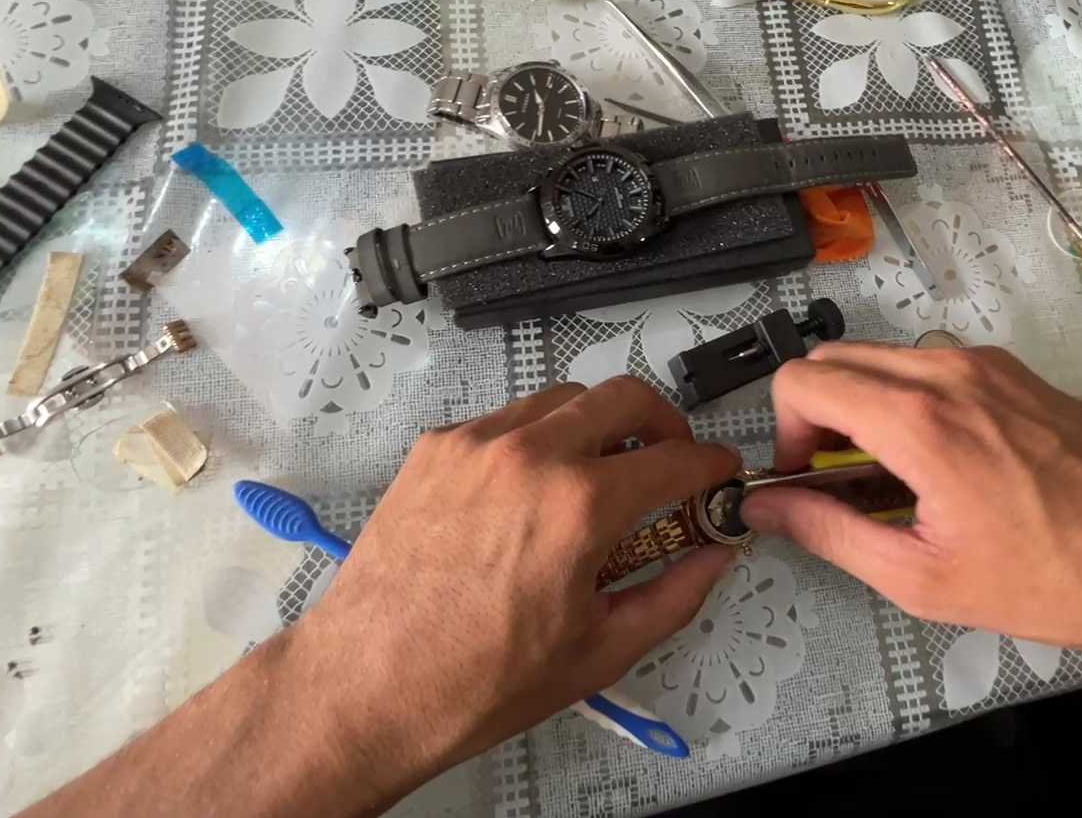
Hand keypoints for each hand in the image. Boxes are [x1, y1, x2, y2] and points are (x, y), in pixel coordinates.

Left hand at [295, 378, 737, 807]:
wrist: (365, 687)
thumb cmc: (472, 680)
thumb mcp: (599, 652)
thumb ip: (674, 594)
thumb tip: (712, 556)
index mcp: (576, 507)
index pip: (674, 457)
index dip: (710, 462)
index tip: (716, 469)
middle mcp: (528, 457)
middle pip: (624, 395)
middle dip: (663, 419)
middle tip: (668, 453)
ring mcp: (476, 443)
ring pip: (565, 397)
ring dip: (598, 423)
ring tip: (598, 470)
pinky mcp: (438, 446)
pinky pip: (509, 418)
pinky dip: (539, 437)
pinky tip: (533, 484)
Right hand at [739, 343, 1081, 670]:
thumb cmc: (1060, 578)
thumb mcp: (920, 577)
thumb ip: (825, 531)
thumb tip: (769, 507)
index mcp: (919, 421)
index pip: (801, 381)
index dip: (784, 430)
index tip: (803, 472)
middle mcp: (949, 375)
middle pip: (832, 359)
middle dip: (815, 413)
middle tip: (835, 474)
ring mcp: (985, 366)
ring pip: (877, 358)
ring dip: (859, 404)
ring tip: (889, 472)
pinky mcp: (1010, 371)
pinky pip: (926, 365)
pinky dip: (904, 398)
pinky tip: (934, 458)